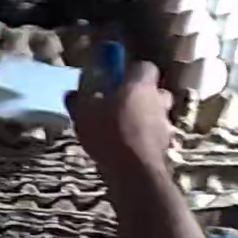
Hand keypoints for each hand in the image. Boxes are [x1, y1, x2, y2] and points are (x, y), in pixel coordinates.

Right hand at [67, 60, 173, 193]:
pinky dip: (143, 138)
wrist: (134, 170)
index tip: (114, 81)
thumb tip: (73, 94)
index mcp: (140, 85)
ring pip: (154, 114)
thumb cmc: (109, 134)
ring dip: (142, 118)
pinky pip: (153, 135)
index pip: (143, 66)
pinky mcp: (164, 144)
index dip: (129, 72)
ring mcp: (164, 123)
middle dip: (139, 95)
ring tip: (122, 130)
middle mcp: (158, 100)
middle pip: (153, 90)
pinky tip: (126, 148)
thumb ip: (78, 101)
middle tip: (119, 106)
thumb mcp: (83, 115)